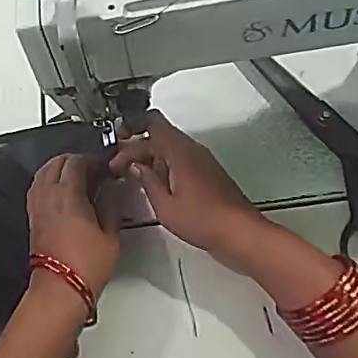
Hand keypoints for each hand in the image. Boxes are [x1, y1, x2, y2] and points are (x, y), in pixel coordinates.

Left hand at [26, 154, 121, 299]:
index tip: (102, 169)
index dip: (91, 161)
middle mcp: (48, 196)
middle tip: (91, 170)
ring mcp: (37, 206)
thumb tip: (109, 192)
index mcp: (68, 195)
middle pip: (56, 162)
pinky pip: (37, 187)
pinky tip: (59, 191)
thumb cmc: (84, 266)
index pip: (76, 162)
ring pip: (43, 172)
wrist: (60, 289)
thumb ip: (110, 206)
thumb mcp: (111, 235)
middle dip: (74, 161)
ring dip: (59, 169)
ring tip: (76, 177)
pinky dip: (48, 181)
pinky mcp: (32, 217)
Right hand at [109, 111, 267, 257]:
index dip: (128, 134)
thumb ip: (147, 181)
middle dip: (137, 145)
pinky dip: (164, 164)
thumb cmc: (206, 220)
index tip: (117, 152)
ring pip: (169, 145)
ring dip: (150, 155)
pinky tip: (157, 184)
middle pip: (159, 133)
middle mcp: (192, 150)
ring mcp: (202, 160)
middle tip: (122, 162)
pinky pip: (180, 158)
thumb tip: (137, 168)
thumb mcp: (164, 205)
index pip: (150, 124)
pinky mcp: (207, 172)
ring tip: (136, 174)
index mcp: (179, 151)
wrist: (240, 233)